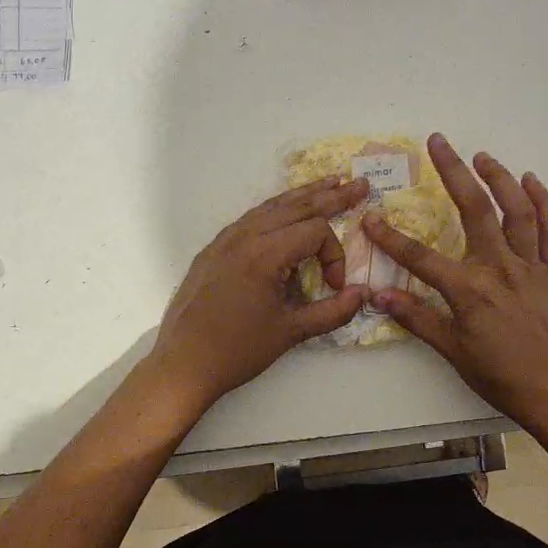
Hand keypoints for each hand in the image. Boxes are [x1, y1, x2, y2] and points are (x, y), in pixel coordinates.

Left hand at [149, 176, 372, 407]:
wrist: (184, 363)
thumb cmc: (237, 350)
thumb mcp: (291, 332)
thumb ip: (332, 312)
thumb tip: (363, 295)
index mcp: (264, 254)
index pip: (314, 232)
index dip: (334, 255)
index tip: (333, 287)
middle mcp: (244, 236)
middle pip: (295, 206)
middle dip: (331, 196)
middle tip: (360, 184)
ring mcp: (224, 240)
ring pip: (270, 206)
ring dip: (302, 196)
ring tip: (328, 183)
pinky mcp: (213, 250)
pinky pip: (250, 218)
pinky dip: (275, 210)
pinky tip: (284, 211)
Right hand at [363, 134, 547, 440]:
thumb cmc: (499, 376)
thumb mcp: (452, 351)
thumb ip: (417, 320)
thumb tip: (379, 299)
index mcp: (469, 290)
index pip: (421, 258)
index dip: (392, 238)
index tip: (370, 218)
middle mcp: (499, 268)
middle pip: (475, 209)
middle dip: (454, 172)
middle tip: (439, 142)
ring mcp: (530, 267)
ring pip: (516, 210)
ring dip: (499, 178)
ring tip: (482, 156)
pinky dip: (542, 202)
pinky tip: (531, 182)